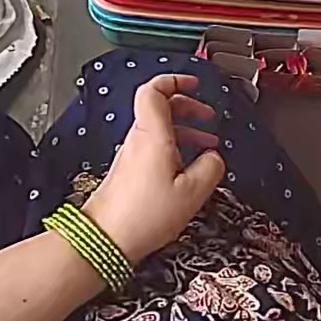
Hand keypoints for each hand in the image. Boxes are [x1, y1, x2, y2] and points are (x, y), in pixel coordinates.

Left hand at [82, 74, 225, 262]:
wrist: (105, 239)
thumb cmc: (144, 215)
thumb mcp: (192, 192)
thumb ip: (211, 168)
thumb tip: (215, 157)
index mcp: (153, 135)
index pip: (155, 90)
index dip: (175, 80)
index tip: (194, 84)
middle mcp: (139, 139)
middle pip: (159, 106)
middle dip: (187, 106)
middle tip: (207, 115)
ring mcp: (131, 155)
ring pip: (158, 128)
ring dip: (184, 129)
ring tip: (207, 143)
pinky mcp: (129, 171)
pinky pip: (153, 147)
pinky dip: (175, 147)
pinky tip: (188, 166)